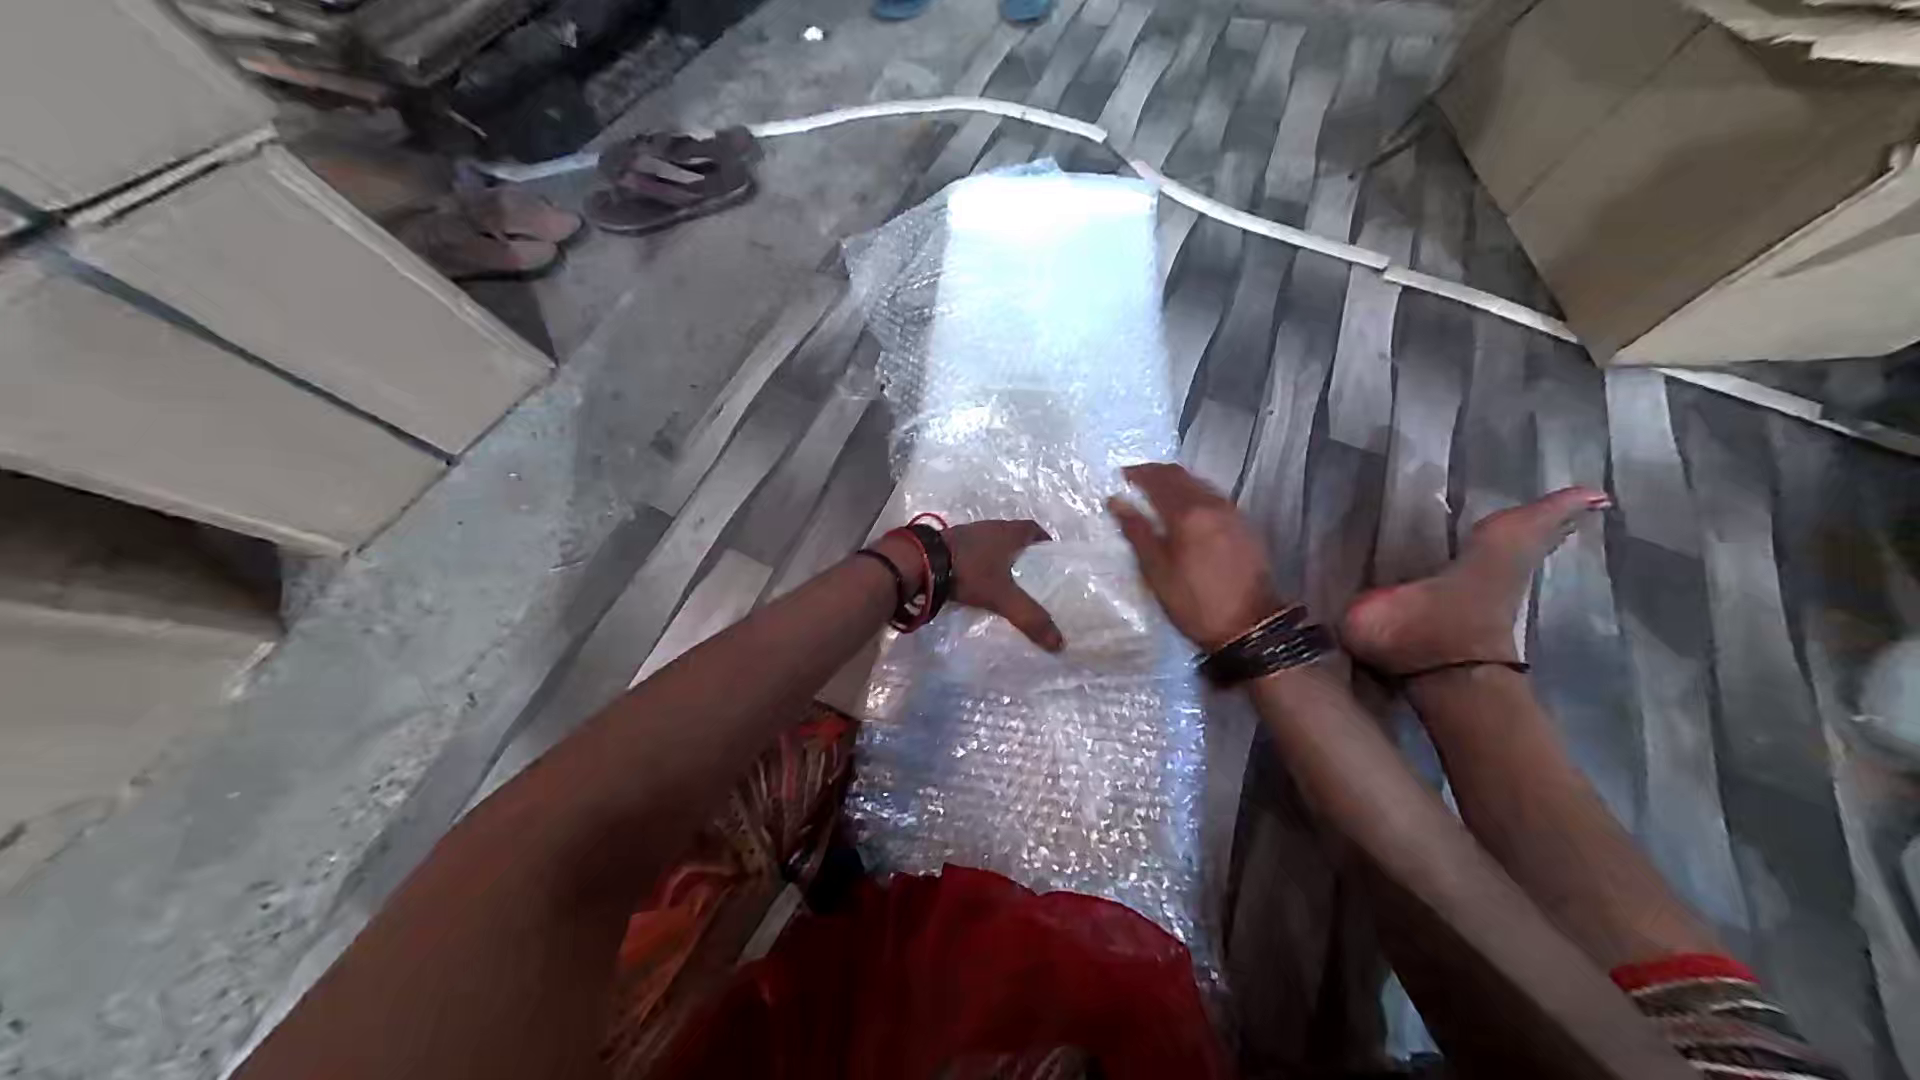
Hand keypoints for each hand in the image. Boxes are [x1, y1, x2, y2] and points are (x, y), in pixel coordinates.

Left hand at [875, 520, 1063, 651]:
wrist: (921, 562)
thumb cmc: (969, 572)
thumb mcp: (1002, 597)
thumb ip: (1030, 617)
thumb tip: (1059, 643)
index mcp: (1007, 533)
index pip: (1033, 529)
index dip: (1043, 540)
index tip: (1049, 555)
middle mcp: (988, 527)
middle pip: (1011, 534)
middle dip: (1021, 550)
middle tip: (1030, 572)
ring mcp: (966, 533)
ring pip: (989, 542)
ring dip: (998, 555)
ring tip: (1005, 578)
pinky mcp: (948, 544)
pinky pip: (971, 550)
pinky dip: (978, 561)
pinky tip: (976, 579)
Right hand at [1107, 463, 1285, 649]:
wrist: (1250, 625)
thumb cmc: (1195, 602)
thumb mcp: (1157, 571)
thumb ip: (1137, 531)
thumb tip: (1117, 502)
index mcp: (1188, 514)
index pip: (1158, 480)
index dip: (1137, 474)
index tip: (1120, 477)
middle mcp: (1212, 504)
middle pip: (1180, 475)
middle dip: (1155, 473)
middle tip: (1134, 481)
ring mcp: (1232, 512)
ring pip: (1198, 483)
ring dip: (1175, 482)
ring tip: (1156, 494)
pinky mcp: (1243, 524)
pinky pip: (1212, 496)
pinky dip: (1193, 494)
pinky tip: (1184, 509)